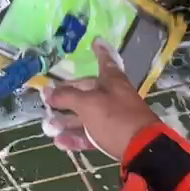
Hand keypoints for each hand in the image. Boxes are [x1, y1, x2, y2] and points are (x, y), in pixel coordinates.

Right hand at [40, 40, 160, 157]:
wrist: (142, 149)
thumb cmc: (115, 117)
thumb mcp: (88, 104)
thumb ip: (66, 97)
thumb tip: (47, 91)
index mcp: (112, 82)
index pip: (105, 61)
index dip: (99, 52)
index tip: (96, 41)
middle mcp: (113, 96)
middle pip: (86, 93)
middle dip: (66, 98)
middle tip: (47, 102)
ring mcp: (113, 117)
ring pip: (86, 116)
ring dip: (67, 121)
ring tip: (49, 126)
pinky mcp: (113, 137)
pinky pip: (91, 134)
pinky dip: (76, 137)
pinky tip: (60, 142)